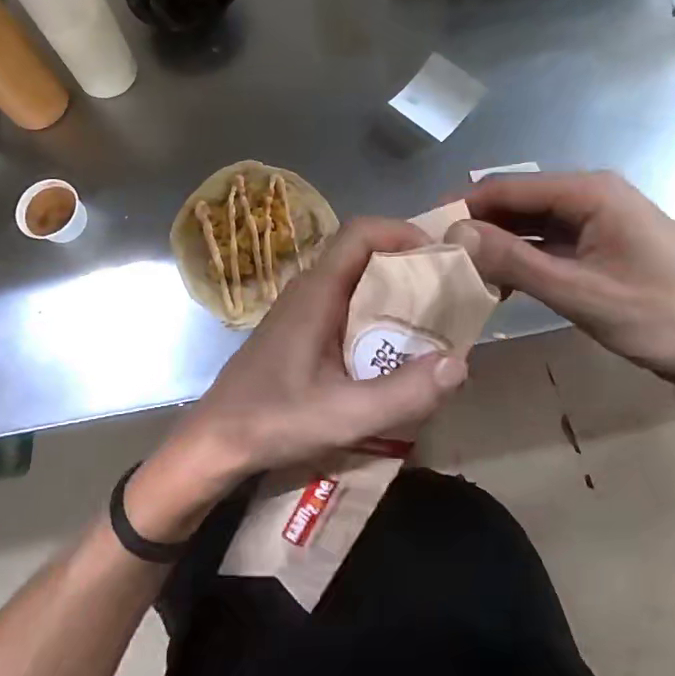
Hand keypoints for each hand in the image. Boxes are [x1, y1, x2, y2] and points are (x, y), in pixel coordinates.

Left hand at [130, 219, 468, 538]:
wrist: (214, 443)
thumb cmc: (273, 420)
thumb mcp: (345, 415)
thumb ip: (403, 393)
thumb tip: (459, 363)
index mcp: (317, 292)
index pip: (360, 233)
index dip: (402, 232)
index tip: (442, 256)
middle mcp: (309, 290)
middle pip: (363, 254)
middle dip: (409, 265)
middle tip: (450, 293)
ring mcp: (302, 310)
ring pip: (356, 282)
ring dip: (394, 293)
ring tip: (434, 321)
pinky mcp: (301, 332)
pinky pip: (346, 307)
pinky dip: (376, 315)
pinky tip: (394, 352)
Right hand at [446, 172, 674, 399]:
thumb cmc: (672, 321)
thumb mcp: (585, 294)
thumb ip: (515, 262)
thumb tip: (452, 235)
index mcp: (590, 193)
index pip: (506, 188)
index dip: (460, 207)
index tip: (420, 234)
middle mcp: (594, 198)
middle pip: (517, 204)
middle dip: (475, 228)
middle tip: (432, 259)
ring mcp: (603, 226)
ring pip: (533, 228)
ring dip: (496, 248)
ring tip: (455, 275)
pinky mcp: (610, 254)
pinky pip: (552, 249)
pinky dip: (523, 264)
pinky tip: (499, 288)